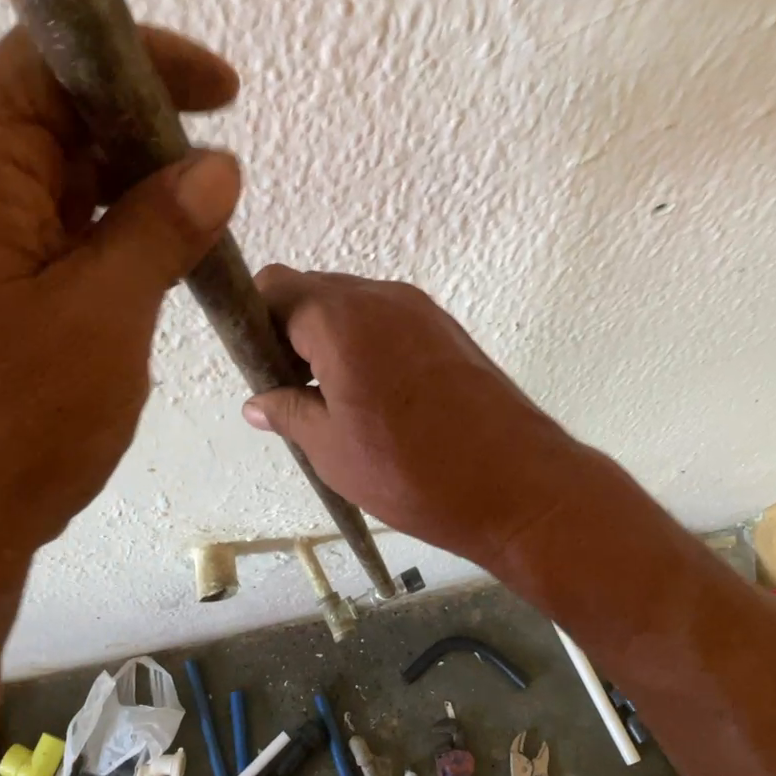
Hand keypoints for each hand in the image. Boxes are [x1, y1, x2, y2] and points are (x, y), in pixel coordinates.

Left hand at [0, 28, 241, 558]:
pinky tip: (157, 268)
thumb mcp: (104, 314)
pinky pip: (53, 235)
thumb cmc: (12, 423)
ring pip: (60, 181)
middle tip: (219, 177)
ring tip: (200, 229)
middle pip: (55, 116)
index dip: (142, 59)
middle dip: (145, 135)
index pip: (48, 59)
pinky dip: (109, 238)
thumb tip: (216, 167)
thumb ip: (160, 227)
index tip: (223, 94)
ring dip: (133, 193)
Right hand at [242, 267, 598, 568]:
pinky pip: (386, 320)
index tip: (261, 372)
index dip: (255, 325)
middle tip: (292, 392)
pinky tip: (374, 398)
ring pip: (350, 306)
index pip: (274, 288)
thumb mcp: (332, 450)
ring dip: (328, 339)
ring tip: (334, 401)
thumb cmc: (413, 472)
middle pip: (312, 291)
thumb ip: (288, 412)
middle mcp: (381, 297)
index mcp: (341, 320)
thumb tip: (257, 402)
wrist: (520, 487)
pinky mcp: (447, 330)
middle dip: (289, 332)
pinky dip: (364, 344)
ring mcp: (420, 310)